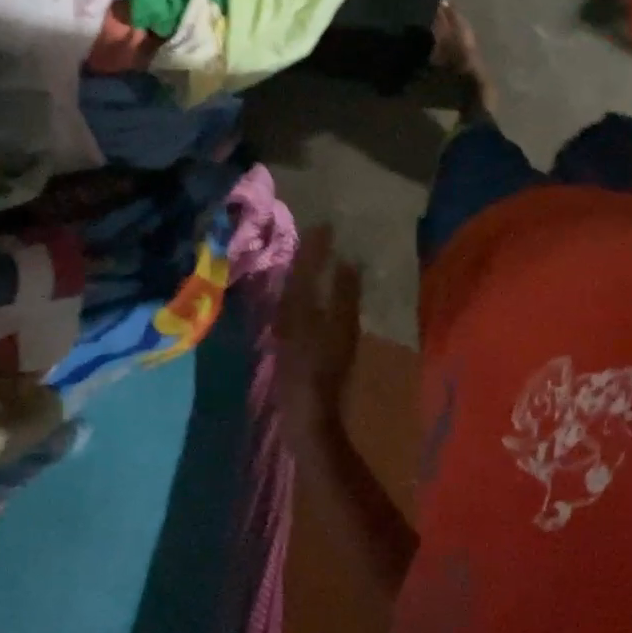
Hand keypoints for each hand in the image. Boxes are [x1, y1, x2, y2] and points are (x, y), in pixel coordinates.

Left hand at [274, 226, 364, 442]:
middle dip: (306, 255)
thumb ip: (346, 292)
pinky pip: (293, 305)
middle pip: (294, 275)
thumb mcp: (344, 326)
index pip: (305, 263)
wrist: (306, 408)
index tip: (326, 224)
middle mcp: (284, 309)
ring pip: (292, 291)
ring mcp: (282, 327)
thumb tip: (348, 260)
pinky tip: (312, 296)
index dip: (316, 243)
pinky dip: (304, 292)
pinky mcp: (286, 342)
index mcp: (297, 300)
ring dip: (304, 274)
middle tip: (319, 238)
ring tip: (317, 261)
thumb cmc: (328, 365)